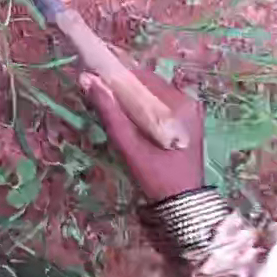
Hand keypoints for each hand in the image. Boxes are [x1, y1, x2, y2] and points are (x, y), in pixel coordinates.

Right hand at [80, 67, 203, 201]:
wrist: (183, 202)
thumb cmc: (156, 175)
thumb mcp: (128, 144)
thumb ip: (109, 111)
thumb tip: (87, 80)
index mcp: (178, 104)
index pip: (141, 77)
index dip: (115, 74)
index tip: (93, 76)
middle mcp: (187, 101)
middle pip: (146, 83)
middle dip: (120, 86)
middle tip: (95, 93)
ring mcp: (188, 110)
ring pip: (150, 92)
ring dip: (128, 95)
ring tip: (106, 105)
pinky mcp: (185, 120)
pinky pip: (157, 104)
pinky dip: (139, 105)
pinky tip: (124, 116)